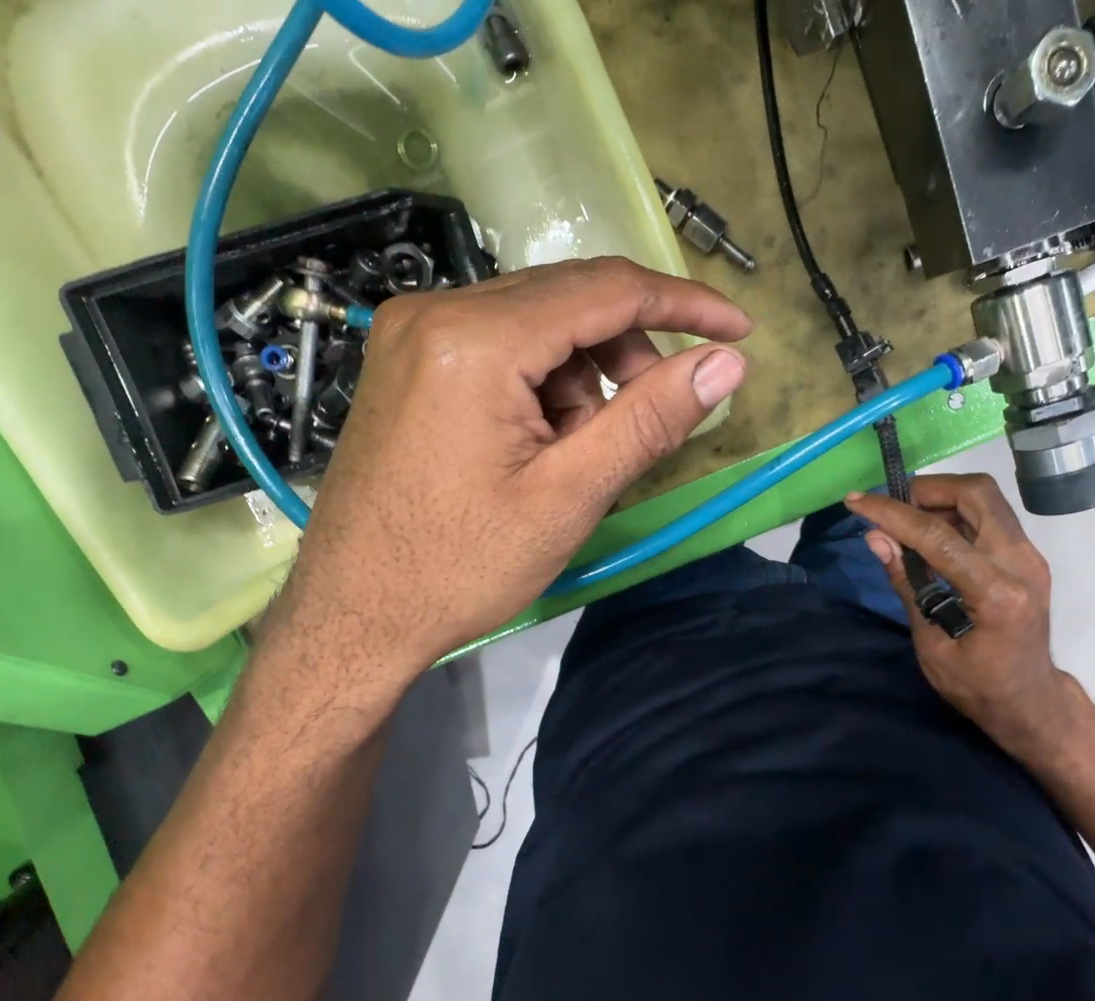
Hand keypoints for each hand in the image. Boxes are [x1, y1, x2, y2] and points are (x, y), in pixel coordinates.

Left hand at [263, 257, 751, 697]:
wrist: (354, 615)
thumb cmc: (462, 566)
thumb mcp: (571, 496)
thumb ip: (651, 419)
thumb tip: (728, 364)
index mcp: (476, 341)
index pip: (606, 291)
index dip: (684, 304)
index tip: (740, 332)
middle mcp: (438, 311)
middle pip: (571, 297)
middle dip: (630, 349)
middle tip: (660, 411)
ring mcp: (414, 332)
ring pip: (540, 320)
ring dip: (586, 371)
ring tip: (586, 447)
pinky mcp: (409, 358)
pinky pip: (503, 341)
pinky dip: (545, 378)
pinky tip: (544, 440)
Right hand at [846, 475, 1078, 760]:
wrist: (1030, 702)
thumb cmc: (977, 686)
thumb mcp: (930, 644)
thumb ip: (906, 585)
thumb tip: (875, 538)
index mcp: (996, 593)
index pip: (939, 535)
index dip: (893, 514)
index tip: (857, 501)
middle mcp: (1021, 564)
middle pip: (976, 494)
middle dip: (928, 488)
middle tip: (892, 505)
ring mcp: (1030, 557)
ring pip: (986, 498)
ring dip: (943, 497)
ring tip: (908, 520)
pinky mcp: (1028, 557)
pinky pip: (991, 516)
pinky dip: (957, 513)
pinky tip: (932, 535)